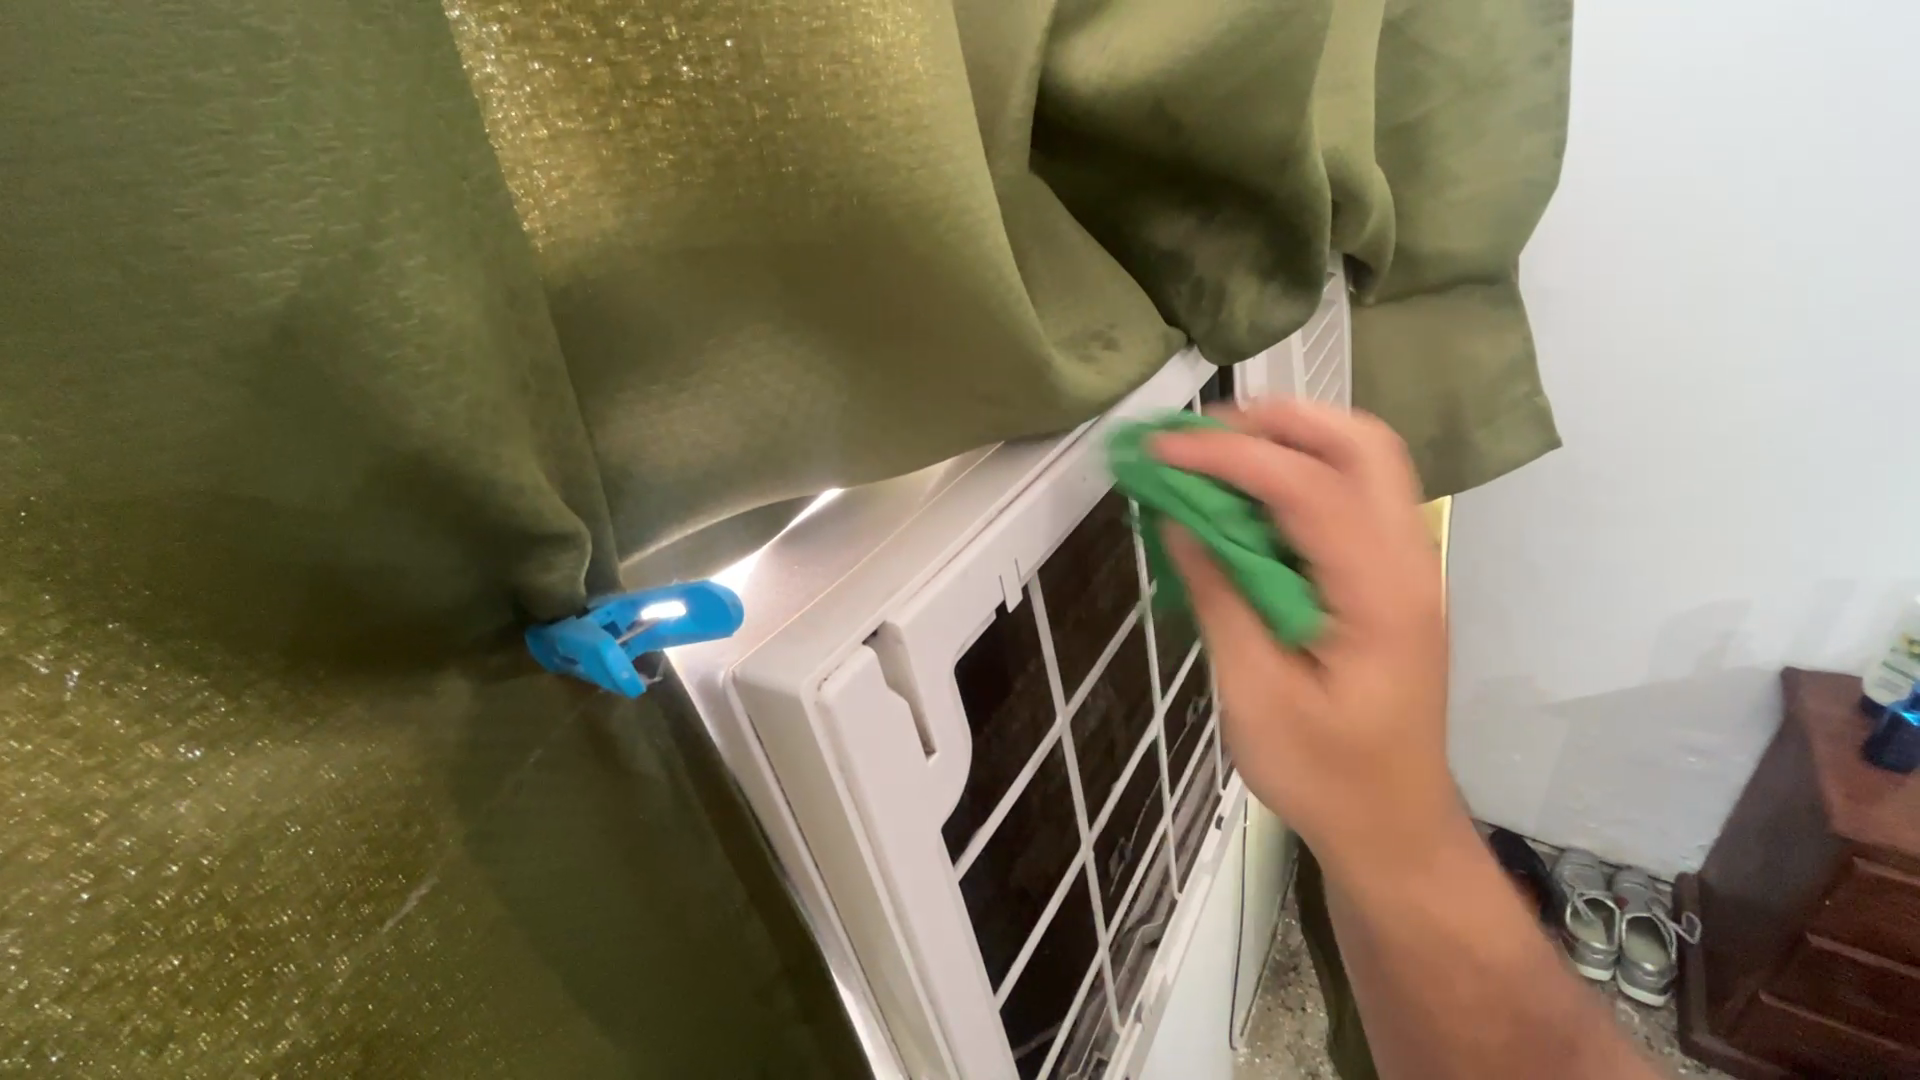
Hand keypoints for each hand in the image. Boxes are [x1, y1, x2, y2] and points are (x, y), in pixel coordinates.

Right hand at [1152, 399, 1460, 876]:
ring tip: (1214, 453)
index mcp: (1380, 594)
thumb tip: (1179, 520)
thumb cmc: (1324, 776)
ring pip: (1362, 463)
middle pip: (1361, 446)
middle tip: (1201, 432)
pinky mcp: (1388, 581)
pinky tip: (1243, 501)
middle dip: (1277, 421)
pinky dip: (1295, 478)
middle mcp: (1408, 563)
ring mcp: (1407, 568)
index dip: (1228, 456)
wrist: (1391, 827)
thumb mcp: (1255, 693)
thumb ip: (1220, 597)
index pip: (1308, 487)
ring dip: (1288, 442)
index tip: (1161, 449)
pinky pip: (1349, 500)